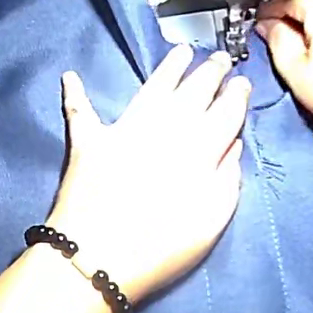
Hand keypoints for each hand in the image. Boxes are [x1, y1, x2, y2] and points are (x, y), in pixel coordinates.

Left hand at [43, 45, 248, 302]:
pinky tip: (70, 76)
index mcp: (199, 149)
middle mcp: (164, 129)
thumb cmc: (162, 249)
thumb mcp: (211, 222)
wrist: (99, 259)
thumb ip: (227, 180)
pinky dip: (75, 95)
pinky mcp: (90, 143)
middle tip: (221, 58)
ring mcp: (125, 131)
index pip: (224, 112)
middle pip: (193, 92)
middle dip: (210, 73)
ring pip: (151, 90)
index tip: (242, 82)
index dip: (235, 94)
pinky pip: (81, 113)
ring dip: (168, 70)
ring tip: (181, 53)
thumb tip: (233, 145)